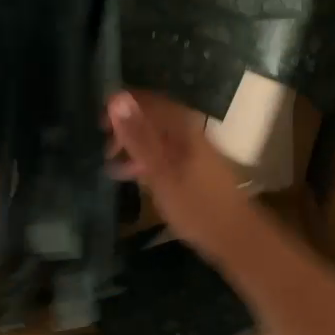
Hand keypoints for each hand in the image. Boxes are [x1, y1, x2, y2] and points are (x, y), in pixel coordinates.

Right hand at [106, 91, 257, 259]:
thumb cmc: (196, 207)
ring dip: (135, 148)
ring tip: (112, 165)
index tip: (98, 123)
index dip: (121, 106)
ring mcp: (194, 152)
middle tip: (104, 149)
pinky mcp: (195, 170)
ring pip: (158, 139)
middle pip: (153, 119)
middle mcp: (190, 134)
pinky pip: (165, 156)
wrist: (235, 237)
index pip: (148, 101)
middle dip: (126, 129)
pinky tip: (134, 177)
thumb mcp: (160, 172)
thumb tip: (116, 98)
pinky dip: (147, 162)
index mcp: (183, 128)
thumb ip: (138, 137)